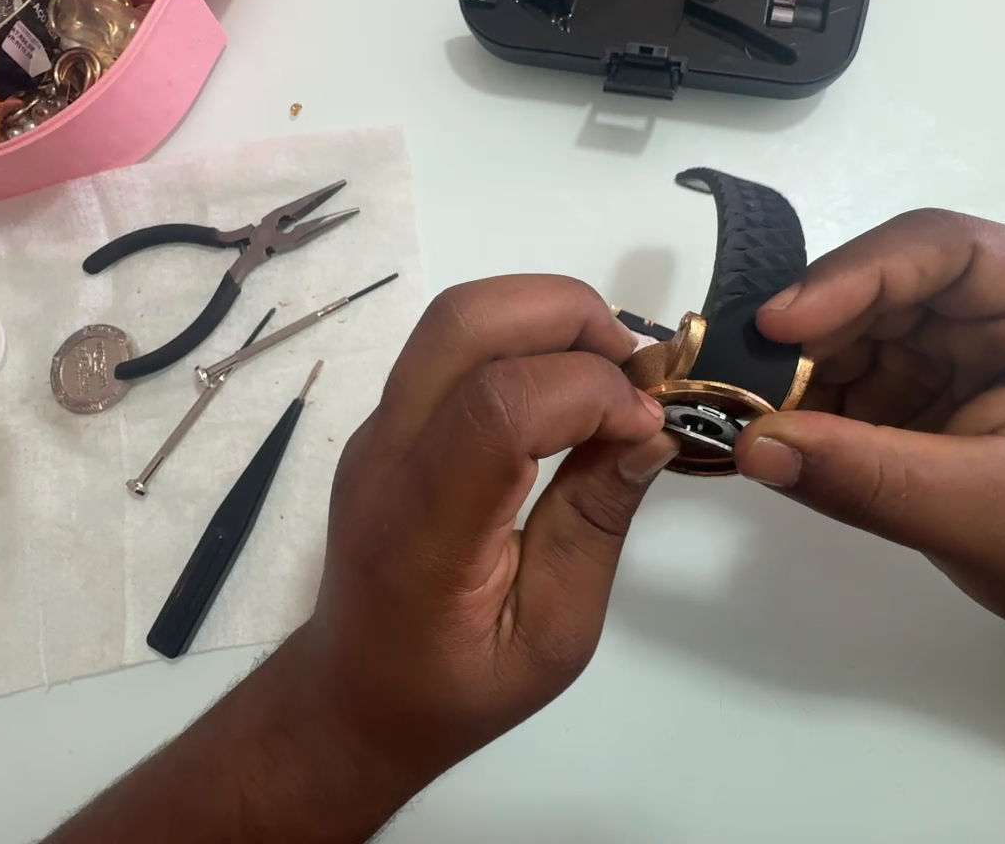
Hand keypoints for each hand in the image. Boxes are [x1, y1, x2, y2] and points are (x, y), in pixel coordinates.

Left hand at [290, 275, 678, 783]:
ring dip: (547, 315)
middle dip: (569, 316)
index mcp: (422, 528)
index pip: (497, 407)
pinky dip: (523, 334)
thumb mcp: (552, 636)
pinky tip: (563, 382)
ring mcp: (378, 427)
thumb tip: (651, 430)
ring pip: (457, 315)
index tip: (647, 424)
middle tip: (633, 371)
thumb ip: (596, 525)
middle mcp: (385, 454)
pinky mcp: (387, 418)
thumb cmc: (454, 687)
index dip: (589, 392)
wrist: (354, 690)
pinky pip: (454, 342)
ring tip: (606, 370)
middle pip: (465, 323)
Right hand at [734, 210, 1004, 654]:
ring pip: (844, 332)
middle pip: (876, 287)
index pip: (946, 250)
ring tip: (744, 414)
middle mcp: (986, 316)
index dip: (858, 274)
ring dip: (792, 372)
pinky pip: (835, 381)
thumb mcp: (991, 514)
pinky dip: (795, 407)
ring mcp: (941, 353)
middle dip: (808, 332)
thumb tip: (751, 446)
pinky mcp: (905, 393)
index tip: (782, 326)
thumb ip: (870, 479)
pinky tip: (768, 434)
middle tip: (741, 381)